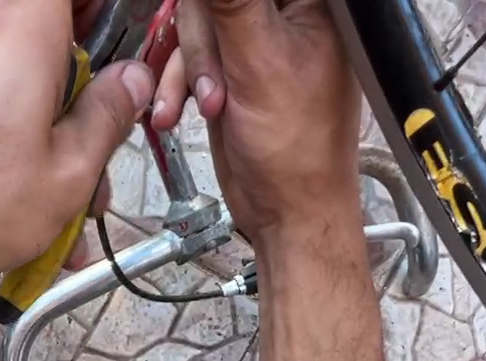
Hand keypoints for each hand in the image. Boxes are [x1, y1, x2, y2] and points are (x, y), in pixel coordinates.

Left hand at [0, 0, 154, 302]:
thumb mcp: (68, 175)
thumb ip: (109, 117)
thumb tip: (131, 83)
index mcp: (21, 31)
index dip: (100, 16)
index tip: (117, 51)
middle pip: (49, 46)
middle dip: (80, 107)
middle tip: (95, 165)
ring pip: (19, 88)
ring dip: (47, 144)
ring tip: (58, 210)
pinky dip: (10, 149)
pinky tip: (20, 204)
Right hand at [149, 0, 361, 250]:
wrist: (285, 213)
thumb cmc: (294, 150)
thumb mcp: (259, 64)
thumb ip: (231, 4)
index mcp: (311, 0)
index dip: (216, 9)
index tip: (210, 37)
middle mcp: (285, 11)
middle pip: (214, 1)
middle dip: (201, 44)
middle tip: (212, 91)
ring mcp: (252, 42)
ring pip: (197, 27)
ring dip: (184, 72)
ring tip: (204, 110)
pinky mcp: (229, 72)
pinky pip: (189, 61)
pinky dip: (177, 87)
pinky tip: (174, 113)